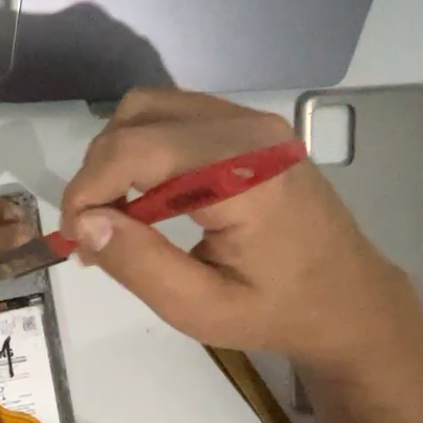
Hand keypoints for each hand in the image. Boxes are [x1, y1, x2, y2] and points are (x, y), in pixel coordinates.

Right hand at [62, 89, 420, 373]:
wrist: (346, 299)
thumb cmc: (273, 311)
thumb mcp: (197, 307)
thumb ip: (137, 263)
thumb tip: (83, 223)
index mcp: (242, 175)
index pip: (132, 151)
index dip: (85, 190)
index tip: (76, 241)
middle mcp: (247, 131)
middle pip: (134, 120)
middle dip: (95, 176)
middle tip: (93, 234)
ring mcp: (250, 122)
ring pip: (146, 111)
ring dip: (112, 161)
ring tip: (115, 216)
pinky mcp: (246, 129)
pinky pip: (169, 119)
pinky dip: (137, 153)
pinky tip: (142, 201)